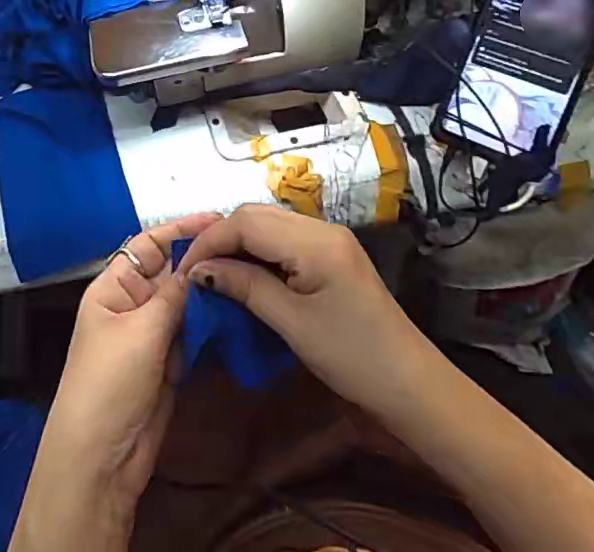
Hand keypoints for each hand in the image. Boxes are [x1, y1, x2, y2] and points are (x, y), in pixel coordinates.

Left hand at [15, 213, 220, 548]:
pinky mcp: (172, 358)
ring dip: (213, 289)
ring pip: (188, 299)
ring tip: (250, 271)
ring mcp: (154, 332)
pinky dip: (214, 320)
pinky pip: (196, 328)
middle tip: (246, 246)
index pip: (149, 245)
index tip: (219, 219)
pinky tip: (240, 307)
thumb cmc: (108, 384)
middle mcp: (134, 303)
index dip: (181, 229)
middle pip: (173, 269)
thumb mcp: (141, 332)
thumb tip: (203, 259)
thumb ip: (176, 294)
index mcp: (114, 287)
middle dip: (203, 258)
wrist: (101, 463)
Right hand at [175, 205, 434, 416]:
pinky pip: (285, 238)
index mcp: (315, 241)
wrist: (408, 380)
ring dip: (239, 242)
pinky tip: (245, 273)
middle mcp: (323, 227)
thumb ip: (246, 287)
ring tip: (214, 272)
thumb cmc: (351, 356)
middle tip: (196, 271)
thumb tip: (201, 270)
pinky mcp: (333, 252)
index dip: (211, 240)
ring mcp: (330, 237)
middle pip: (257, 214)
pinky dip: (259, 250)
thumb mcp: (292, 323)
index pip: (247, 221)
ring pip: (270, 223)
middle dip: (222, 237)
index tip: (185, 271)